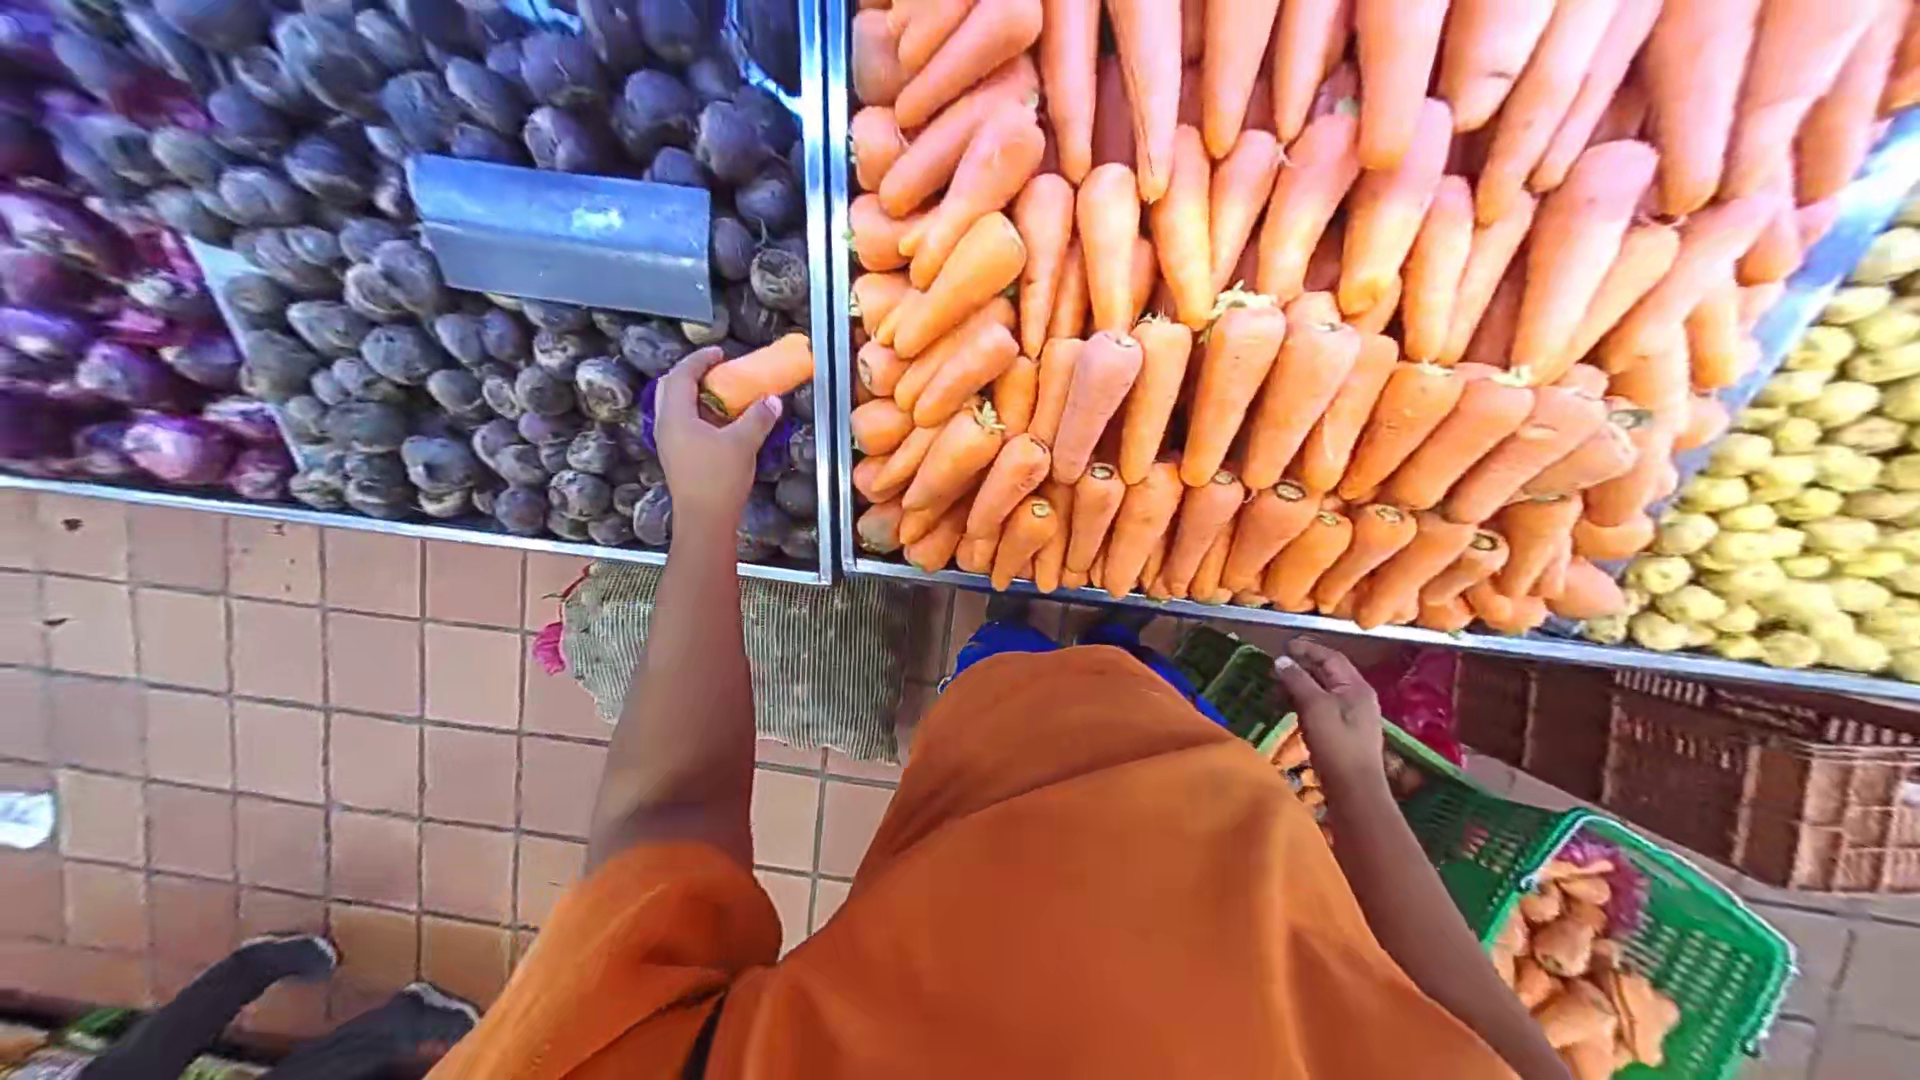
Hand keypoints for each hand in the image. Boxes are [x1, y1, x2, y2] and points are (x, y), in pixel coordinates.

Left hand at [653, 346, 782, 535]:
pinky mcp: (677, 457)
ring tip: (721, 394)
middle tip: (717, 371)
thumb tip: (772, 399)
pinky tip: (719, 422)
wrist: (704, 519)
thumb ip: (758, 417)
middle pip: (671, 388)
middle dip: (692, 374)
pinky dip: (699, 413)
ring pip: (676, 406)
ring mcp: (669, 442)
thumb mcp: (743, 443)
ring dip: (696, 395)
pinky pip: (683, 423)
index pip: (681, 375)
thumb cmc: (718, 478)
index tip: (720, 353)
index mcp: (675, 416)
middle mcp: (666, 425)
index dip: (699, 360)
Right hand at [1271, 638, 1384, 794]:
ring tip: (1278, 684)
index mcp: (1356, 687)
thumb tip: (1282, 661)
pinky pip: (1323, 706)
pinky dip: (1304, 700)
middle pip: (1329, 673)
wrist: (1354, 789)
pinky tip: (1290, 706)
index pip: (1331, 657)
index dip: (1307, 649)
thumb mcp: (1314, 706)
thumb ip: (1298, 680)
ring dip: (1301, 684)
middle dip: (1303, 666)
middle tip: (1277, 664)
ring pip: (1324, 690)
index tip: (1284, 646)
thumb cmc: (1336, 743)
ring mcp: (1353, 715)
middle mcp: (1358, 697)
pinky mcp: (1344, 731)